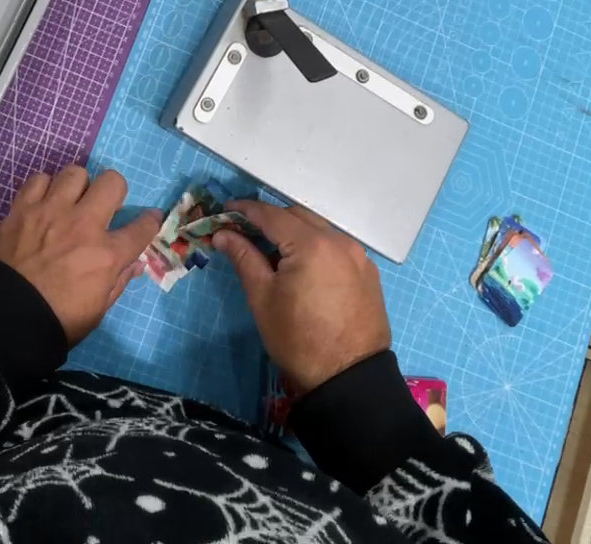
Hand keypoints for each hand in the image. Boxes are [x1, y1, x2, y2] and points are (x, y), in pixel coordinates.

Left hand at [0, 165, 162, 344]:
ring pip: (75, 173)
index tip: (151, 217)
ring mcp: (51, 211)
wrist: (2, 319)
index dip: (151, 220)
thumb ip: (117, 282)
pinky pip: (39, 179)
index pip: (142, 228)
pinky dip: (44, 187)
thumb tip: (135, 263)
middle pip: (112, 182)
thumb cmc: (55, 321)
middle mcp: (83, 224)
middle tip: (104, 205)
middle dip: (114, 190)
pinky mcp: (23, 207)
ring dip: (78, 186)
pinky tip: (43, 202)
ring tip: (70, 201)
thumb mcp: (96, 311)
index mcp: (106, 255)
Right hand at [213, 200, 390, 395]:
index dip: (246, 210)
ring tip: (272, 250)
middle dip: (270, 219)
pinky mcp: (368, 273)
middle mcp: (339, 241)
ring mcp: (358, 256)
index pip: (272, 215)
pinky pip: (336, 246)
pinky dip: (315, 246)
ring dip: (294, 231)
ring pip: (319, 229)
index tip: (225, 211)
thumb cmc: (298, 339)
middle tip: (244, 231)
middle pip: (298, 216)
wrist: (350, 381)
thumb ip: (243, 257)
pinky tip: (302, 266)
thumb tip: (223, 234)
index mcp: (312, 245)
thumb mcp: (263, 297)